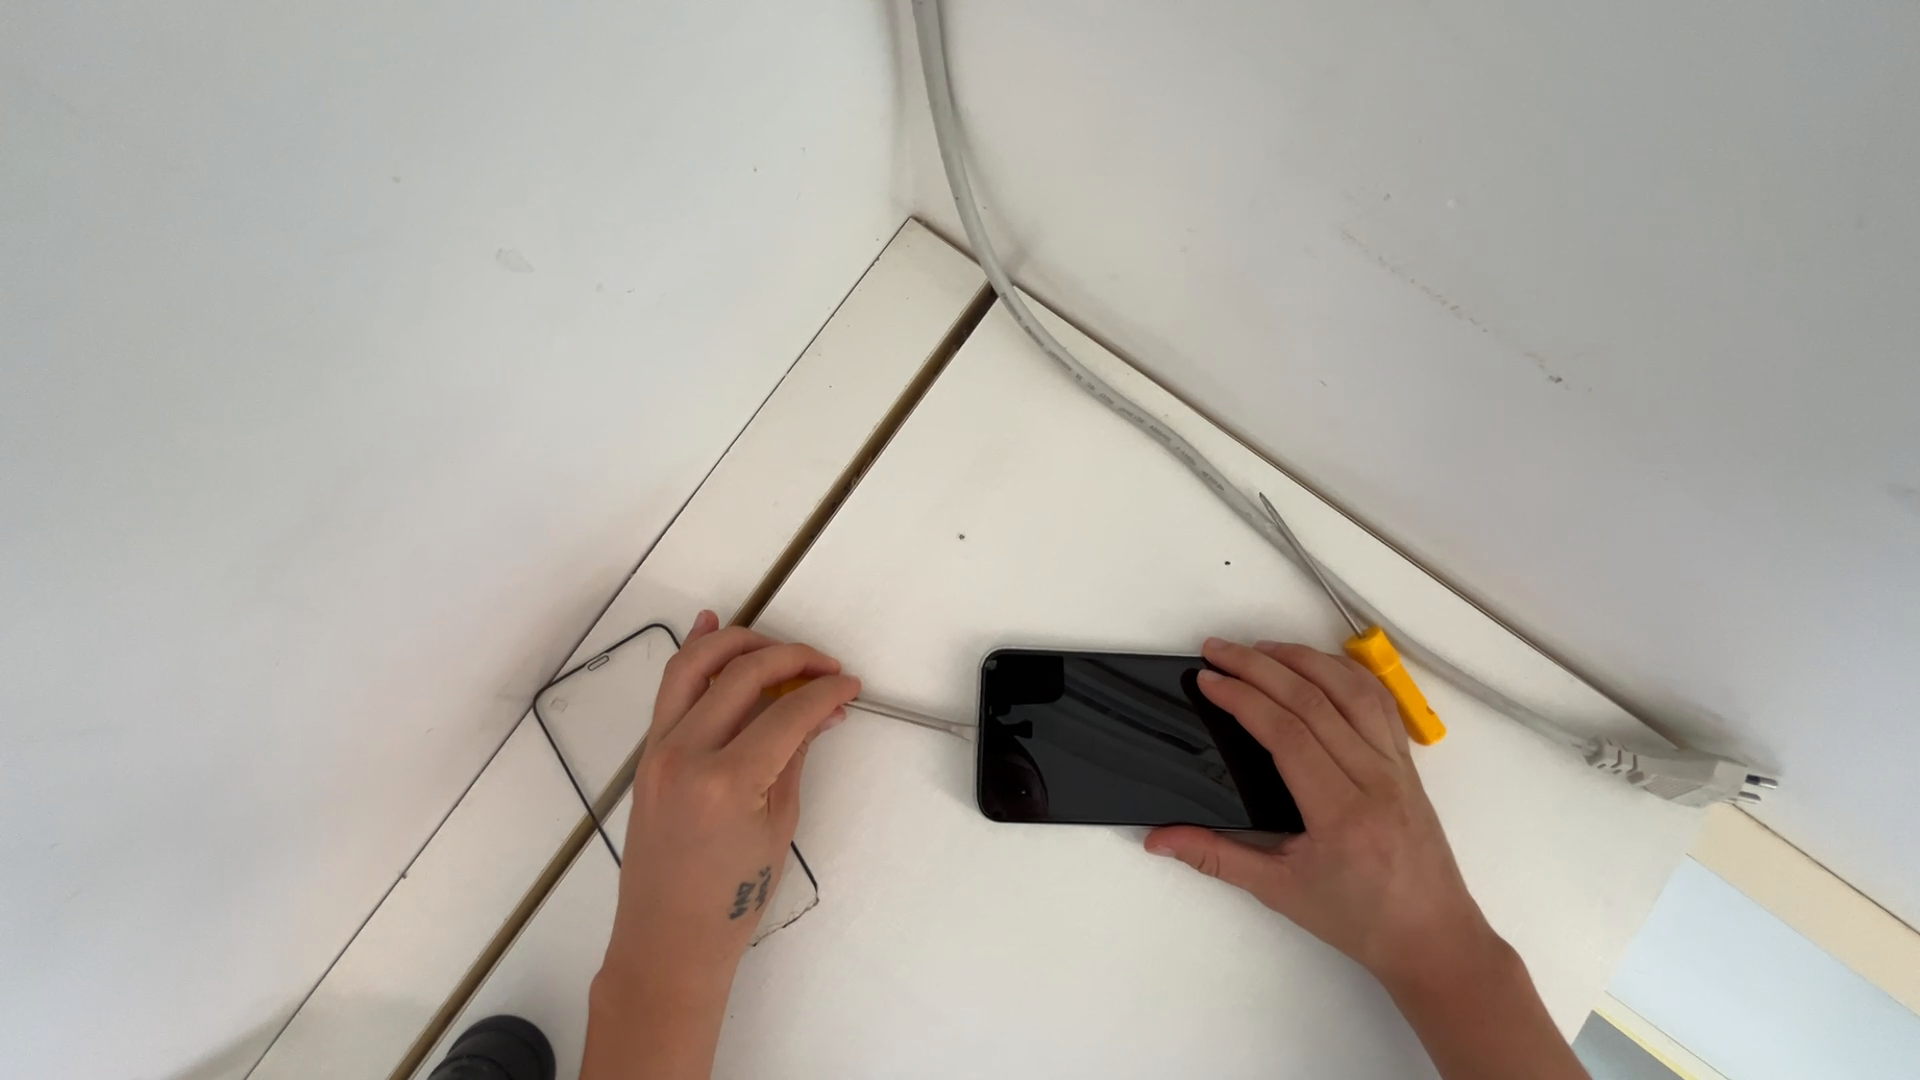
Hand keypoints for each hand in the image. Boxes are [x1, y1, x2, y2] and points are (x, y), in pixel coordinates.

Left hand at [585, 611, 857, 1079]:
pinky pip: (669, 687)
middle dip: (794, 657)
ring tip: (781, 648)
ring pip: (695, 663)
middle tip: (827, 667)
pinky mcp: (648, 751)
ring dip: (742, 642)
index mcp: (726, 779)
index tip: (851, 685)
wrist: (668, 940)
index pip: (788, 710)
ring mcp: (658, 748)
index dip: (827, 690)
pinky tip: (709, 622)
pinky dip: (693, 651)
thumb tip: (823, 709)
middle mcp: (685, 751)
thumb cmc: (734, 896)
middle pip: (743, 672)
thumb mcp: (780, 822)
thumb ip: (797, 753)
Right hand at [1145, 638, 1495, 991]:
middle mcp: (1376, 781)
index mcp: (1342, 814)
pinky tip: (1317, 664)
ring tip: (1260, 647)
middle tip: (1218, 650)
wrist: (1434, 941)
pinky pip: (1379, 701)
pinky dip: (1345, 671)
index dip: (1242, 697)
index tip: (1210, 680)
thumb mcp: (1278, 891)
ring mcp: (1397, 767)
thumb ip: (1214, 857)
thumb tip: (1161, 839)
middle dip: (1257, 665)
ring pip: (1351, 689)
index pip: (1286, 733)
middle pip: (1313, 699)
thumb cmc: (1363, 919)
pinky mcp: (1407, 763)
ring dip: (1302, 658)